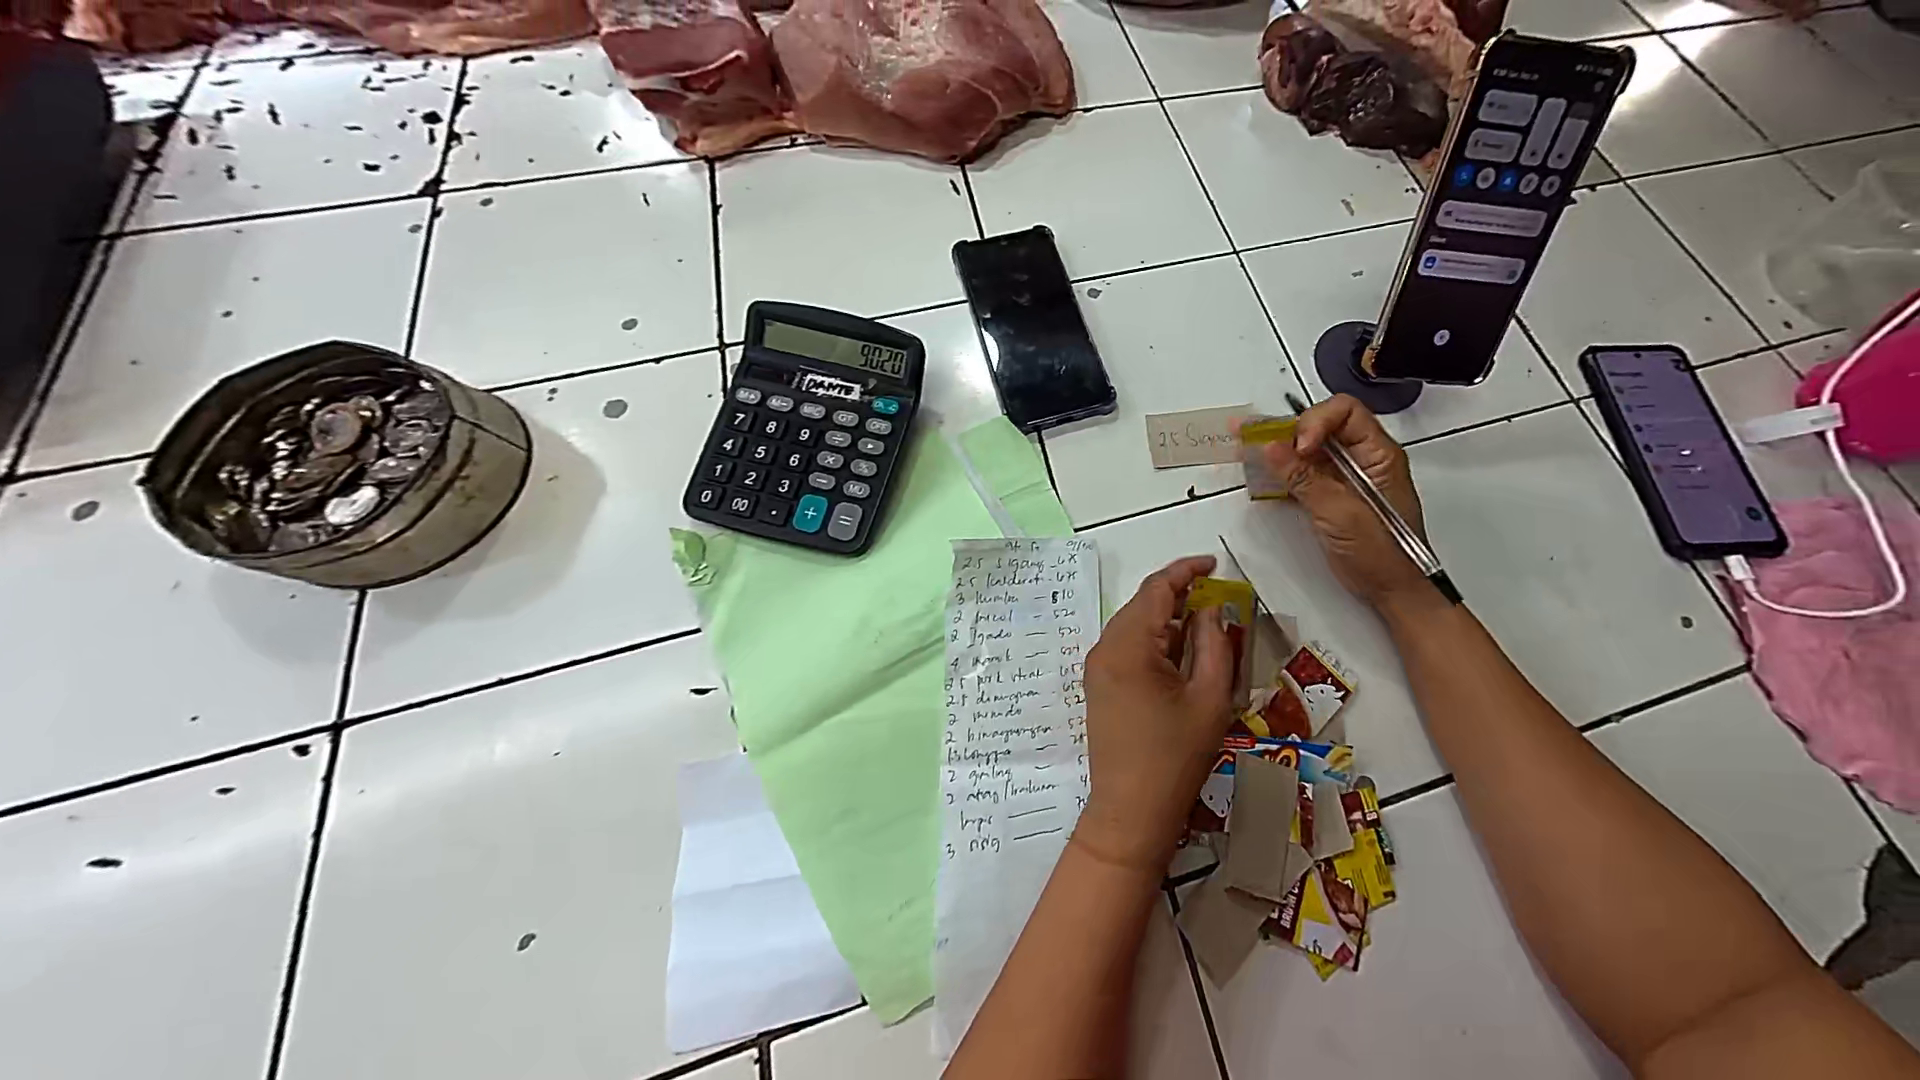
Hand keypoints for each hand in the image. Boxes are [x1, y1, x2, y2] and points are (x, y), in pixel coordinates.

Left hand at [1075, 556, 1237, 873]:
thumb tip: (1209, 609)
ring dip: (1165, 621)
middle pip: (1141, 605)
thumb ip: (1213, 643)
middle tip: (1216, 599)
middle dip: (1177, 596)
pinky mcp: (1097, 685)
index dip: (1185, 571)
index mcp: (1128, 645)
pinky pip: (1125, 647)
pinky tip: (1179, 656)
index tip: (1214, 565)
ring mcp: (1096, 668)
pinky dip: (1152, 642)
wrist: (1131, 809)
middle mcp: (1104, 648)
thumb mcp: (1210, 697)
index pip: (1155, 590)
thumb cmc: (1177, 755)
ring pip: (1133, 626)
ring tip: (1204, 629)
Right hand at [1259, 395, 1435, 610]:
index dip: (1315, 422)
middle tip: (1255, 439)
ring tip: (1243, 444)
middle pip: (1321, 425)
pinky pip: (1300, 471)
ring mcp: (1342, 477)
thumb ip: (1305, 478)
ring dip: (1276, 446)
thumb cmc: (1384, 553)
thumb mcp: (1342, 513)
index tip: (1297, 447)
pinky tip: (1255, 468)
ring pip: (1306, 448)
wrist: (1391, 589)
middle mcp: (1360, 459)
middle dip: (1287, 430)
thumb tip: (1272, 448)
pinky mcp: (1326, 494)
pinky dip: (1277, 468)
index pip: (1345, 412)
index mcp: (1377, 455)